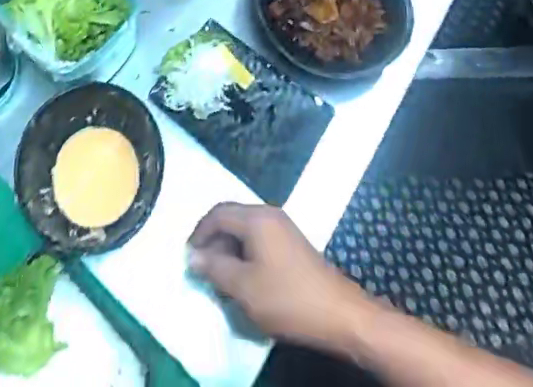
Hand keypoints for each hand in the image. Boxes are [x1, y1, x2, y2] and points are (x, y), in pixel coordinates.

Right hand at [187, 203, 375, 353]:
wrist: (343, 317)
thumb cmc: (289, 299)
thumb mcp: (244, 287)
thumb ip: (214, 268)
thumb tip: (192, 256)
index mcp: (255, 218)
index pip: (216, 214)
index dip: (199, 234)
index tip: (189, 257)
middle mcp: (269, 215)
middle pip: (231, 218)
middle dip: (213, 241)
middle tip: (204, 268)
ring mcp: (284, 228)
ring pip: (245, 231)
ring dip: (229, 250)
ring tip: (223, 278)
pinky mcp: (294, 245)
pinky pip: (260, 240)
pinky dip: (246, 254)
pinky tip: (247, 279)